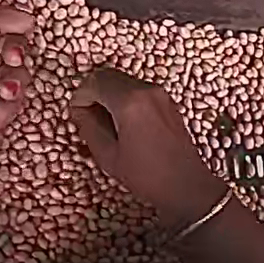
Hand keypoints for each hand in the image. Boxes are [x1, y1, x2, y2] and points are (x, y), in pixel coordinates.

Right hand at [68, 68, 224, 227]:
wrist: (187, 186)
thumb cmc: (148, 176)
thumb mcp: (109, 156)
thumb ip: (89, 128)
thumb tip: (80, 112)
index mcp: (130, 101)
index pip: (95, 82)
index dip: (80, 96)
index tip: (76, 114)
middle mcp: (147, 90)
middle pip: (109, 76)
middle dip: (93, 93)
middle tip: (86, 117)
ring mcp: (161, 95)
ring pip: (124, 82)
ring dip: (109, 95)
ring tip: (104, 124)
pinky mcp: (168, 103)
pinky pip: (138, 91)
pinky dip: (124, 100)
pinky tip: (122, 125)